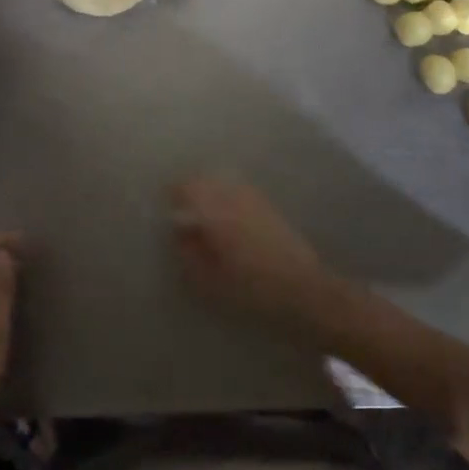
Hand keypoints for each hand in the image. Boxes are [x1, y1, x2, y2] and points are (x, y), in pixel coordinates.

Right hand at [167, 173, 331, 327]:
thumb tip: (178, 234)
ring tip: (203, 213)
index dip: (172, 194)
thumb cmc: (251, 289)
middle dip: (189, 190)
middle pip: (203, 179)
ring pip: (222, 181)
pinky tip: (228, 218)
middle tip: (181, 210)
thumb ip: (188, 254)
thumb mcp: (209, 281)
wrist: (304, 290)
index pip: (185, 187)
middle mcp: (233, 196)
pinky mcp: (269, 206)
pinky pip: (239, 189)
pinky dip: (227, 195)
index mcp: (214, 211)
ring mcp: (253, 198)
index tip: (165, 208)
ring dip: (208, 191)